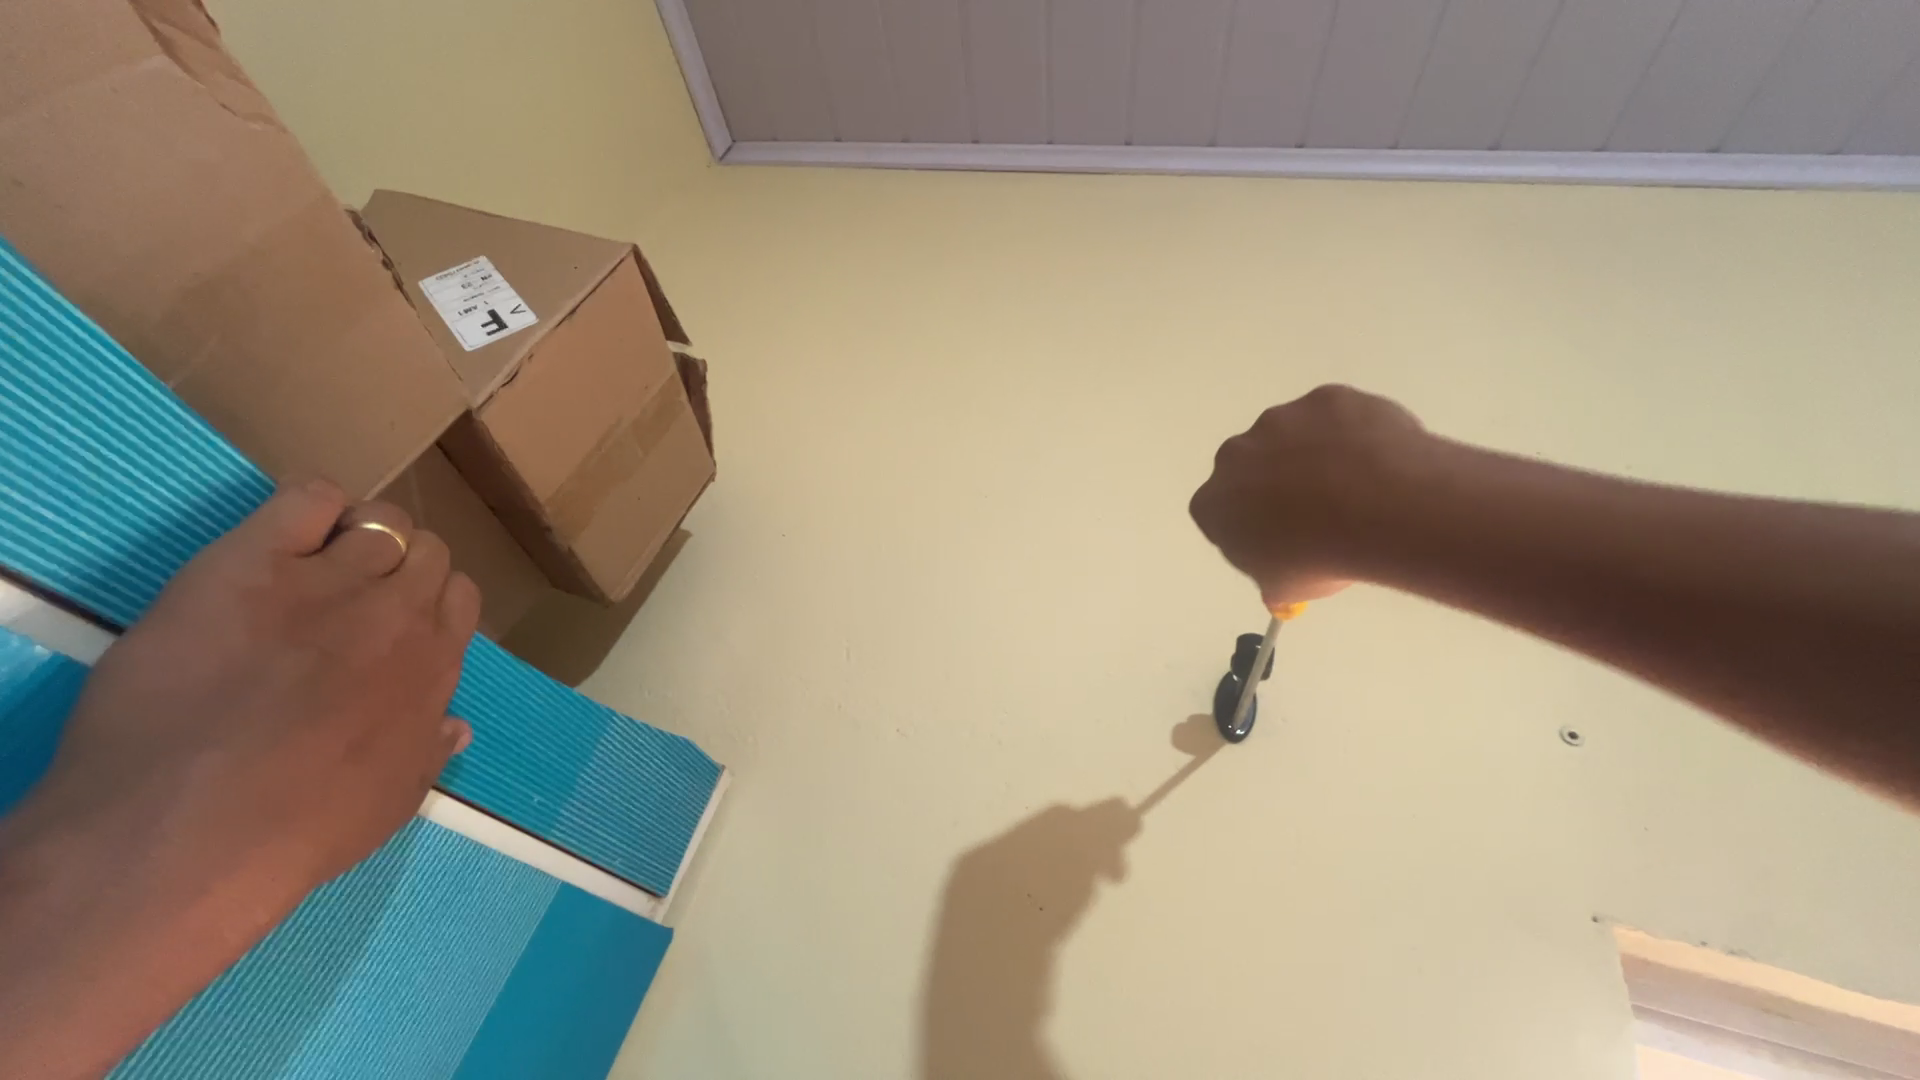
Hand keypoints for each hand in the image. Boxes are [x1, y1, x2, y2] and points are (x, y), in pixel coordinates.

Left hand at [15, 478, 477, 929]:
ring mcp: (329, 582)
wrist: (186, 830)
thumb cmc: (304, 827)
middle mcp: (400, 611)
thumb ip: (430, 748)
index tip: (396, 626)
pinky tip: (290, 536)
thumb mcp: (395, 798)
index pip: (461, 595)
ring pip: (380, 521)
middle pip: (428, 550)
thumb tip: (457, 726)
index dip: (430, 603)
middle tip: (352, 598)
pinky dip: (312, 506)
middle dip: (401, 567)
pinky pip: (308, 497)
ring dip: (359, 538)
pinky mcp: (249, 563)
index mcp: (436, 662)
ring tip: (314, 567)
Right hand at [1189, 385, 1428, 605]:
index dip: (1252, 525)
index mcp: (1214, 501)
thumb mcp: (1285, 587)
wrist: (1380, 509)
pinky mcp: (1326, 397)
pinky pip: (1336, 418)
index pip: (1220, 512)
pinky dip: (1352, 434)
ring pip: (1294, 438)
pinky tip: (1379, 461)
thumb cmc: (1318, 557)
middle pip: (1251, 467)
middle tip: (1320, 513)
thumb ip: (1272, 578)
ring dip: (1315, 455)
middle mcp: (1235, 454)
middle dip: (1278, 484)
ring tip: (1358, 487)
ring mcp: (1281, 420)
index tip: (1281, 540)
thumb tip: (1281, 584)